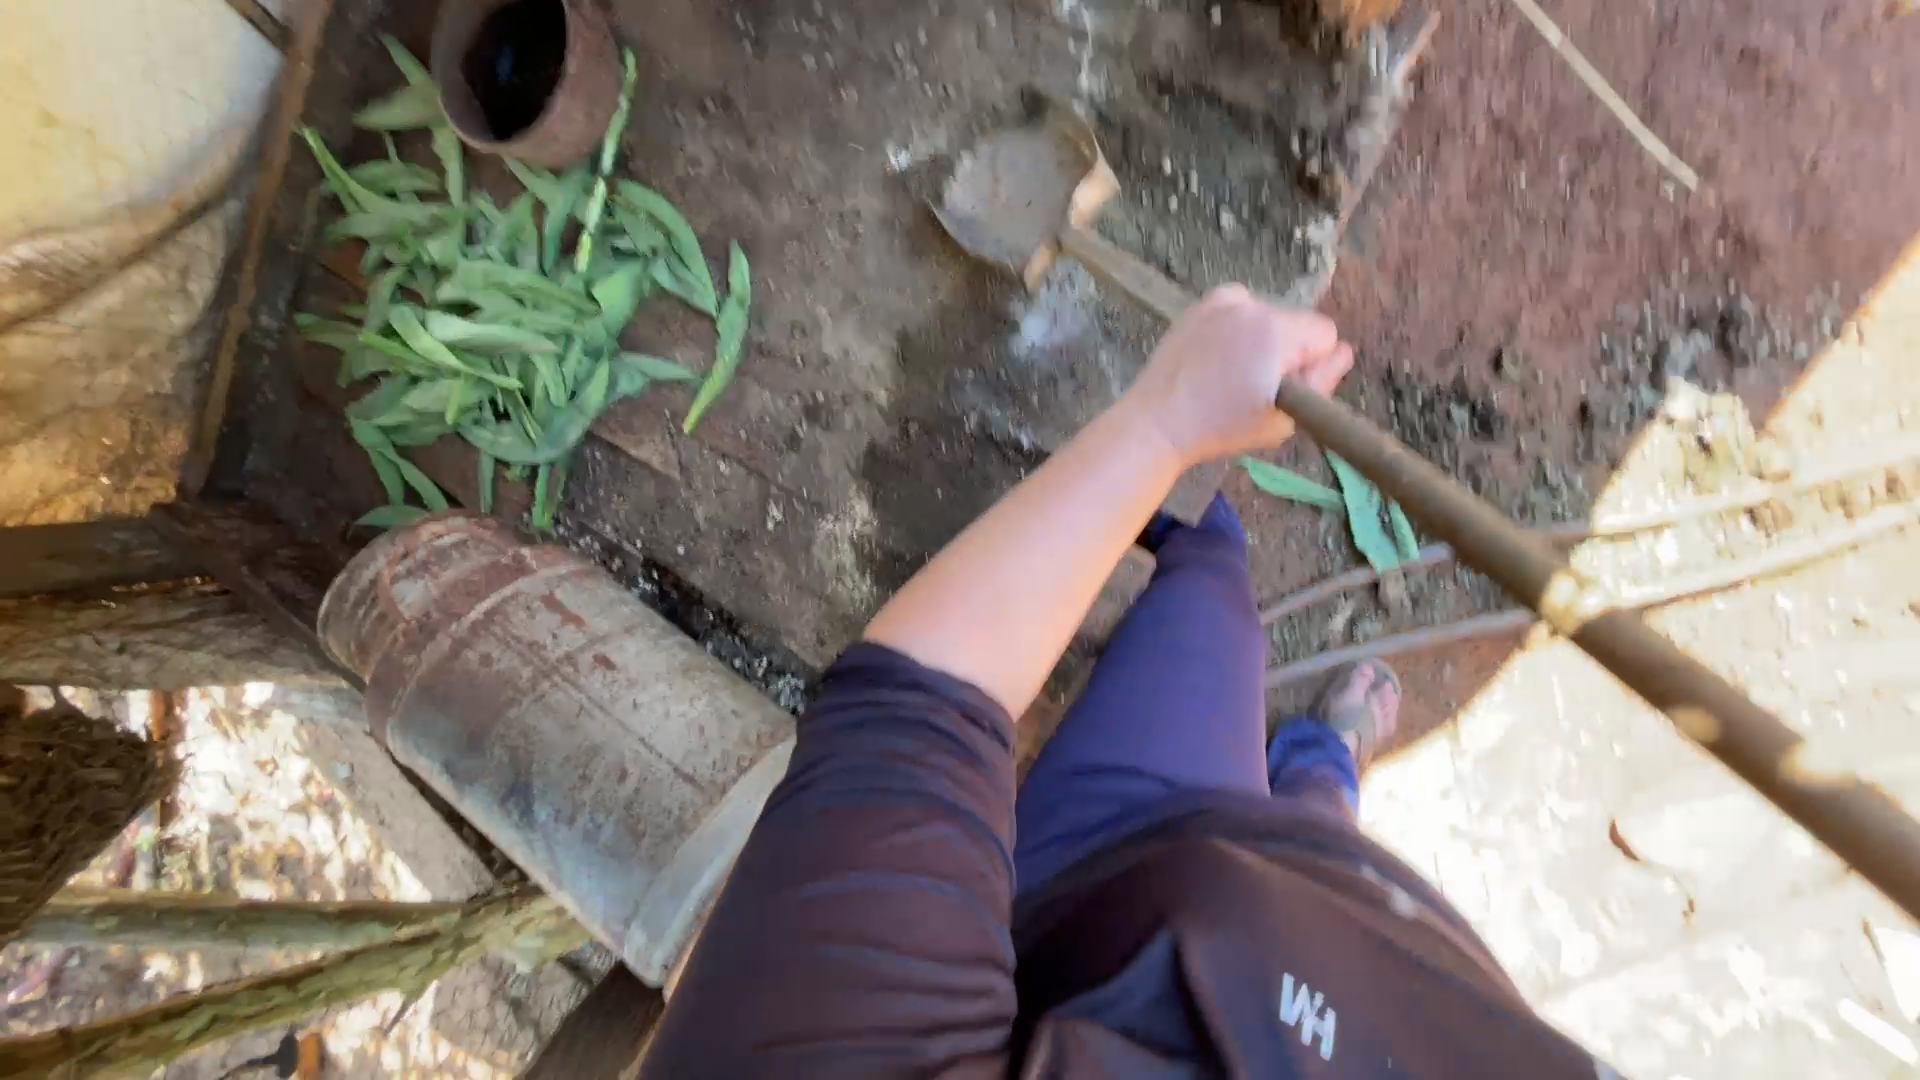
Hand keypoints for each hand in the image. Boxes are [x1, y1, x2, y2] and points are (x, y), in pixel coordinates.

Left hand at [1122, 286, 1353, 466]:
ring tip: (1230, 374)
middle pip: (1295, 322)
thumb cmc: (1220, 428)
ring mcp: (1221, 301)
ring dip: (1261, 338)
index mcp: (1277, 330)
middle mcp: (1252, 304)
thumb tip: (1343, 352)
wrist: (1157, 423)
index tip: (1283, 388)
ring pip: (1267, 315)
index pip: (1325, 333)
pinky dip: (1236, 327)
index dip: (1312, 364)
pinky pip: (1237, 309)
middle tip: (1251, 386)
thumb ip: (1322, 383)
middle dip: (1286, 349)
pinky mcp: (1198, 306)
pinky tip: (1219, 355)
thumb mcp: (1283, 419)